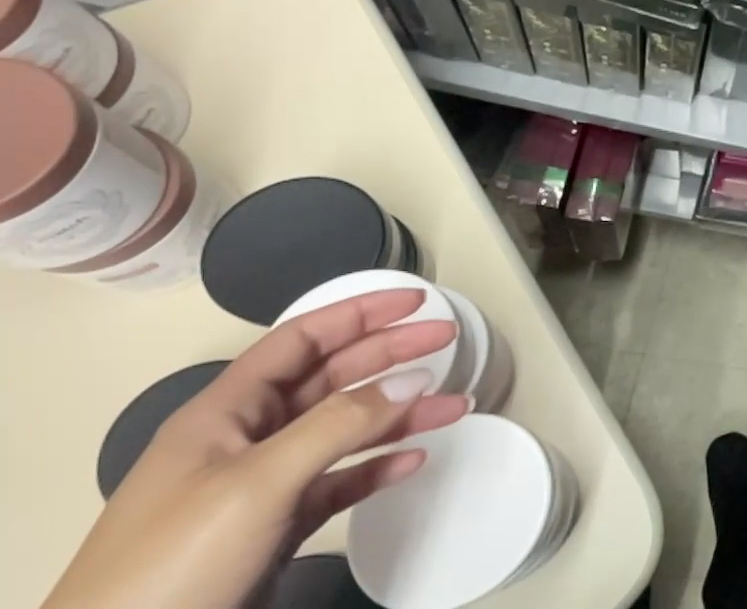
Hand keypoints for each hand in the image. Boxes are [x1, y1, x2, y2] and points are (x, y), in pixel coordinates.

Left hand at [43, 290, 469, 608]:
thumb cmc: (173, 561)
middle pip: (330, 379)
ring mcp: (260, 487)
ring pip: (345, 431)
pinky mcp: (277, 529)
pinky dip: (379, 467)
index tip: (416, 301)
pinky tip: (414, 460)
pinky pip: (340, 482)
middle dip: (391, 355)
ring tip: (456, 405)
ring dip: (400, 415)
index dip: (359, 313)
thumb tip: (414, 381)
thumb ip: (338, 425)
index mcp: (223, 414)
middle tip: (450, 339)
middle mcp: (244, 441)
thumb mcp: (256, 484)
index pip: (300, 341)